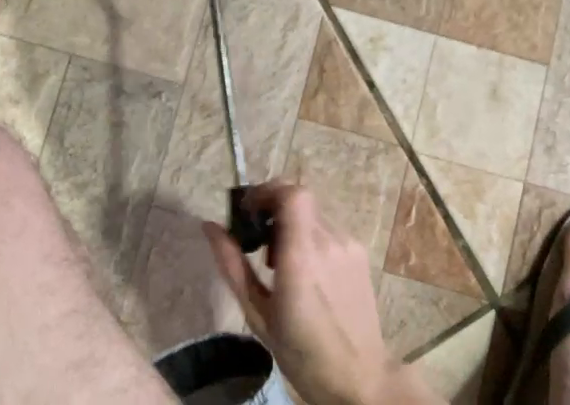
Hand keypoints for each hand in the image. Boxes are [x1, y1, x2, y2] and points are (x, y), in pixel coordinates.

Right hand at [204, 184, 434, 404]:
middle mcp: (329, 243)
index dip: (268, 192)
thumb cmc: (301, 353)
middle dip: (273, 210)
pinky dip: (310, 236)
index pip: (292, 195)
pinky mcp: (360, 252)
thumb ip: (232, 266)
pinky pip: (328, 228)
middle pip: (299, 199)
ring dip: (291, 224)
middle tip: (259, 241)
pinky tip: (305, 271)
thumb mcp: (258, 315)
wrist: (360, 378)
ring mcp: (348, 245)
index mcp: (301, 260)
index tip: (248, 212)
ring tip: (280, 262)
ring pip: (313, 213)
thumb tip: (209, 226)